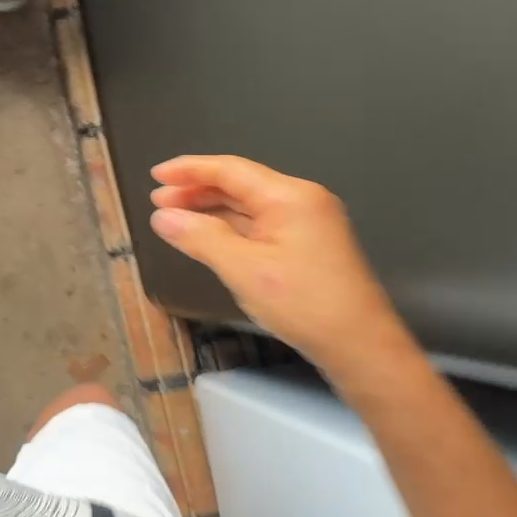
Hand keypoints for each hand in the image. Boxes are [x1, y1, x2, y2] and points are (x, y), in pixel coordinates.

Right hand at [149, 155, 412, 370]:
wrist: (361, 347)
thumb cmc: (303, 304)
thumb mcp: (244, 270)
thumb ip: (200, 238)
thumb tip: (161, 217)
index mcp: (289, 196)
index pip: (230, 170)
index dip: (189, 169)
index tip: (155, 174)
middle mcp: (301, 200)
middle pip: (239, 184)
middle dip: (196, 190)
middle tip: (158, 201)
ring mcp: (307, 222)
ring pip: (248, 205)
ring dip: (211, 209)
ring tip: (174, 217)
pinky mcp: (307, 244)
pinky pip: (260, 224)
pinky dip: (230, 227)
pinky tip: (208, 236)